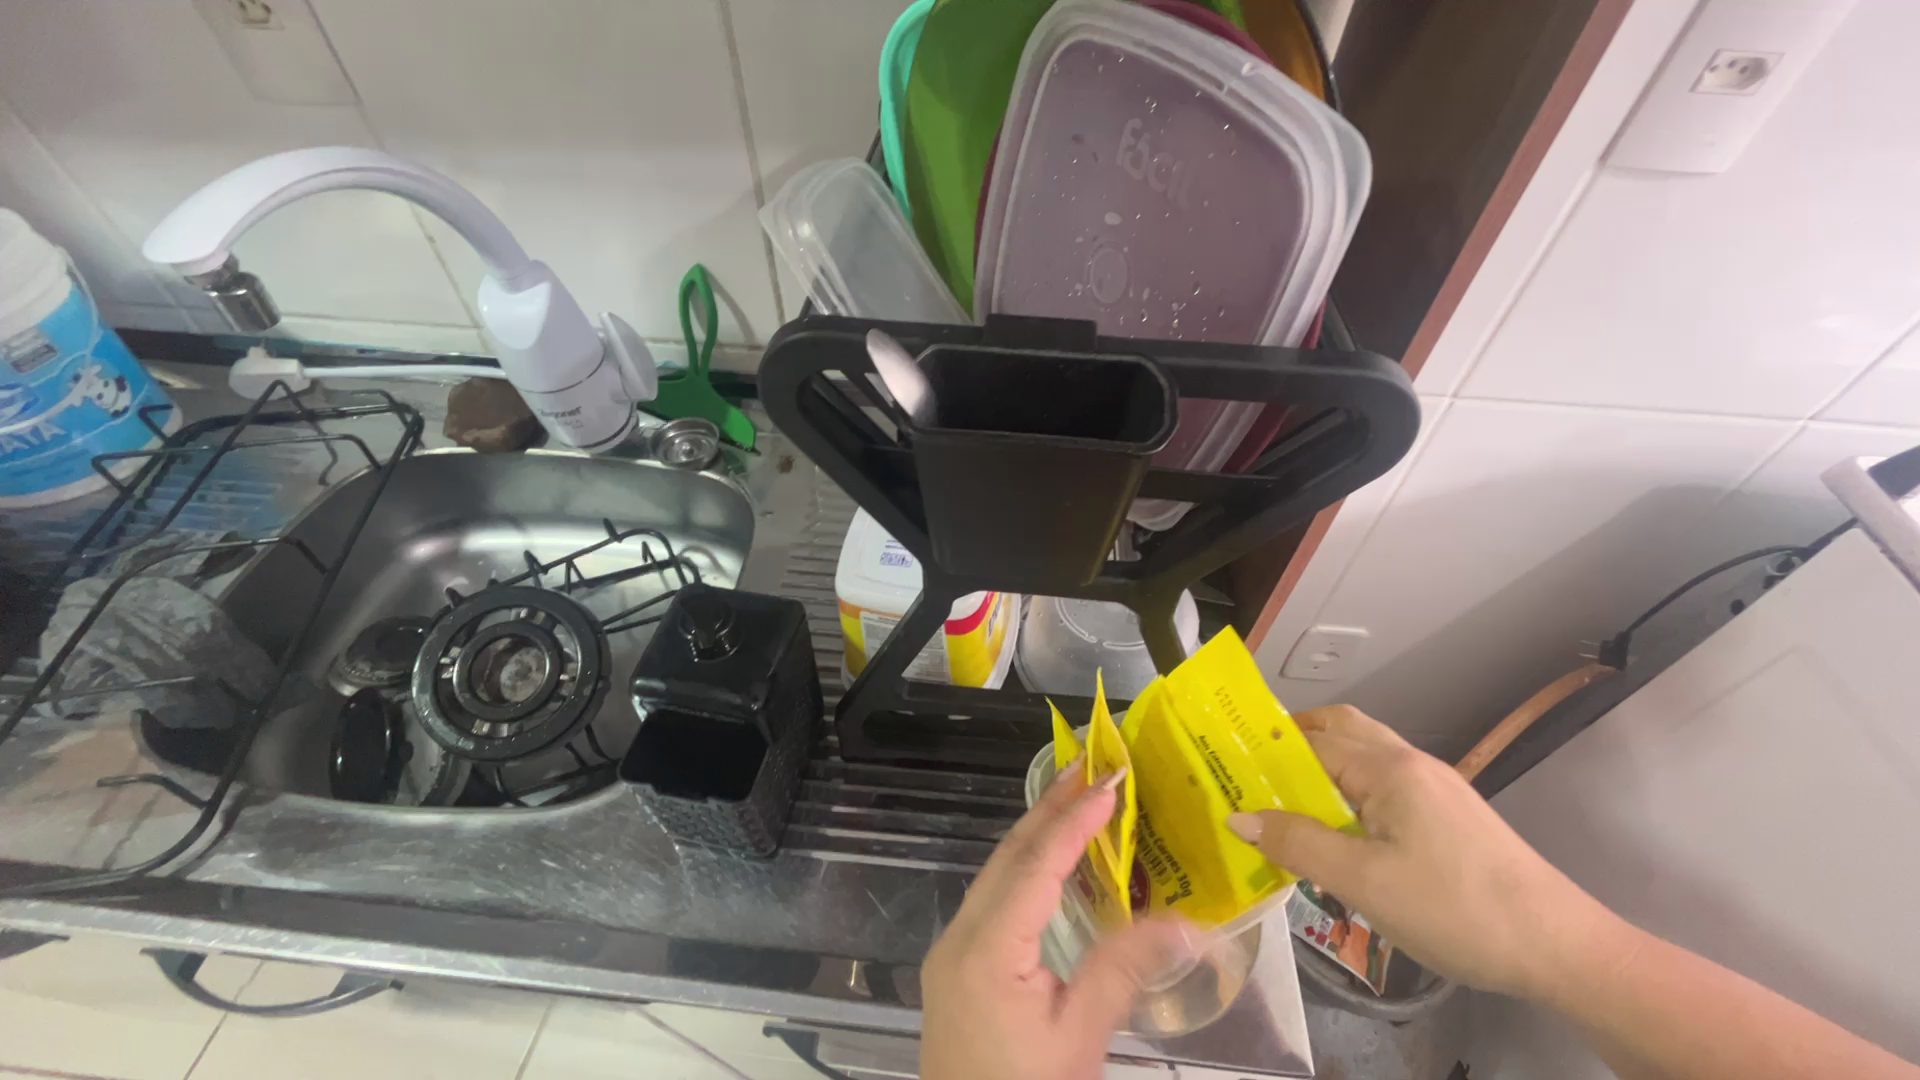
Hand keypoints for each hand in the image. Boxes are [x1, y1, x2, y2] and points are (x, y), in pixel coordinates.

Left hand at [920, 765, 1193, 1079]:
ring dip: (1034, 832)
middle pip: (1007, 856)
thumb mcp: (1081, 1038)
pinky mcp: (955, 962)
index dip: (1074, 822)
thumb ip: (1125, 970)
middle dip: (1049, 807)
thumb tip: (1190, 923)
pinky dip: (1022, 867)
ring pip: (995, 872)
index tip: (1108, 783)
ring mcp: (952, 947)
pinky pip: (990, 896)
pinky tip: (1048, 859)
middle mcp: (960, 935)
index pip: (1035, 867)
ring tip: (1074, 796)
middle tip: (1088, 765)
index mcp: (988, 950)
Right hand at [1226, 705, 1620, 999]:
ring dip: (1322, 765)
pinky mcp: (1450, 814)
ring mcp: (1435, 787)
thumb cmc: (1456, 909)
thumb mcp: (1364, 883)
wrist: (1563, 950)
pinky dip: (1348, 788)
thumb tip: (1239, 816)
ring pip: (1364, 755)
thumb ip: (1298, 844)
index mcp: (1388, 769)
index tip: (1225, 764)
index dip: (1265, 750)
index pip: (1311, 740)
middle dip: (1294, 740)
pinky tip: (1339, 829)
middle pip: (1341, 729)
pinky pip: (1384, 783)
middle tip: (1253, 770)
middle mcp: (1411, 764)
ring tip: (1287, 800)